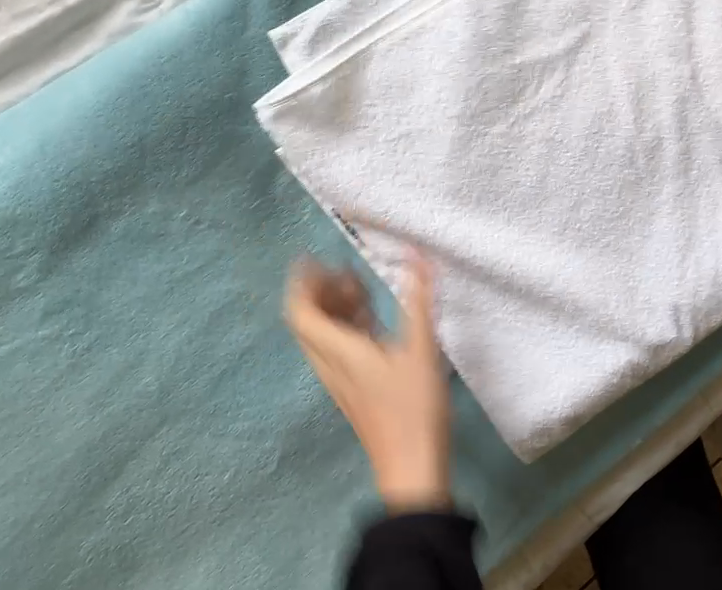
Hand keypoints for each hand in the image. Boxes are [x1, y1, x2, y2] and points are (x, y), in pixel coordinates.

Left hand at [285, 255, 450, 511]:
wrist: (411, 466)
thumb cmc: (413, 407)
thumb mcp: (420, 348)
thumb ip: (418, 299)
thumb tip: (415, 255)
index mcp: (339, 352)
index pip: (301, 313)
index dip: (302, 283)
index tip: (315, 257)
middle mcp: (331, 365)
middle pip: (309, 322)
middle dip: (321, 290)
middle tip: (343, 268)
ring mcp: (343, 378)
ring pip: (324, 335)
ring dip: (335, 307)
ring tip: (360, 284)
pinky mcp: (356, 387)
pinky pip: (340, 348)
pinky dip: (348, 325)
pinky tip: (373, 316)